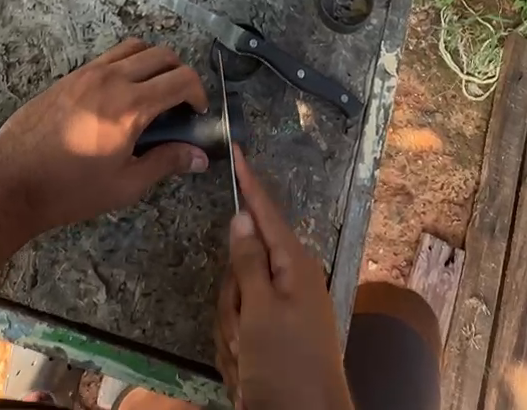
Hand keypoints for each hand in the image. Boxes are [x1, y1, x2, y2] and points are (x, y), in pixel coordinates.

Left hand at [0, 37, 207, 238]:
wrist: (11, 182)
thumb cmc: (70, 190)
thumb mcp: (125, 185)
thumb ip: (166, 162)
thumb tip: (200, 156)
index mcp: (131, 106)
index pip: (181, 79)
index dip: (198, 92)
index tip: (196, 112)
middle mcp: (113, 79)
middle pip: (162, 56)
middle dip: (180, 74)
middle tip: (180, 102)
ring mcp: (89, 72)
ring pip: (136, 47)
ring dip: (154, 62)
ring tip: (153, 90)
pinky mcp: (71, 75)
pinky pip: (110, 55)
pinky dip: (128, 63)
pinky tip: (122, 93)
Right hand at [215, 146, 352, 409]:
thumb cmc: (287, 364)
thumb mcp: (261, 311)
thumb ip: (247, 261)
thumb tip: (243, 215)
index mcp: (294, 266)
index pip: (265, 213)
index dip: (250, 182)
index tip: (238, 150)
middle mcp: (288, 282)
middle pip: (239, 266)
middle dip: (232, 300)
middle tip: (243, 331)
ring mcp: (279, 313)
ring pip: (233, 301)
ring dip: (232, 332)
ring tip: (248, 359)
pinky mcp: (269, 340)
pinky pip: (237, 330)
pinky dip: (236, 352)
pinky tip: (248, 375)